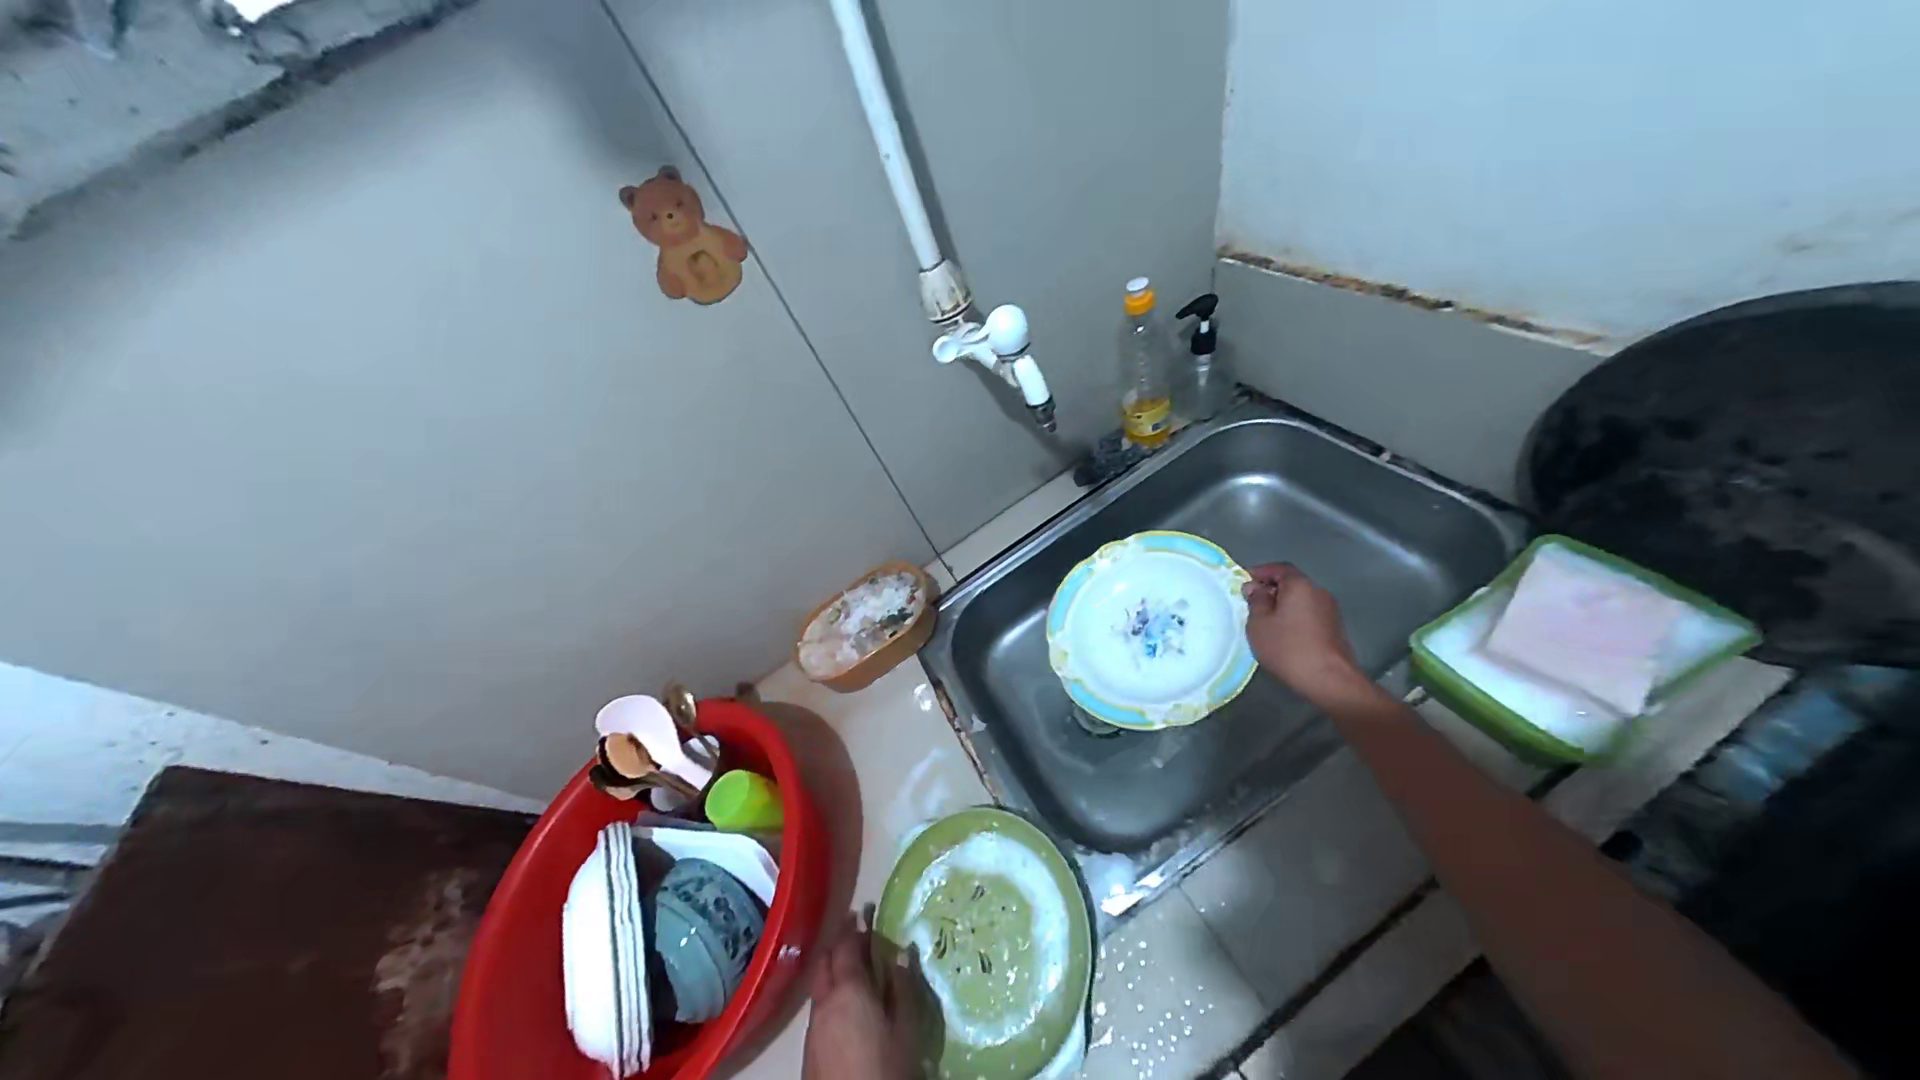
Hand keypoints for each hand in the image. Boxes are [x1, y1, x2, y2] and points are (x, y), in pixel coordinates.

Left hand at [802, 909, 923, 1079]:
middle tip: (857, 928)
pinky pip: (819, 1003)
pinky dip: (830, 988)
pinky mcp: (810, 1046)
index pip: (848, 944)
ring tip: (852, 961)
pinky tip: (845, 999)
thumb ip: (903, 988)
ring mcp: (813, 1024)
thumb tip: (902, 952)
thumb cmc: (885, 1070)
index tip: (865, 910)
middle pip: (828, 959)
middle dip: (840, 940)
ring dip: (834, 965)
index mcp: (850, 988)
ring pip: (820, 981)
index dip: (856, 925)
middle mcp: (825, 999)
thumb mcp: (905, 1029)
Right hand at [1241, 563, 1369, 706]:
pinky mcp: (1335, 628)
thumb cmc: (1288, 647)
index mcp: (1300, 585)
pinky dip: (1295, 617)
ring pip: (1301, 600)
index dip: (1260, 573)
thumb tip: (1256, 588)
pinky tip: (1284, 634)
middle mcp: (1319, 592)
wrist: (1329, 679)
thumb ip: (1256, 601)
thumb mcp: (1259, 623)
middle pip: (1292, 583)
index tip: (1245, 584)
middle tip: (1252, 604)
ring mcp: (1330, 610)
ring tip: (1266, 622)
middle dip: (1271, 590)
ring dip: (1284, 605)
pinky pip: (1309, 614)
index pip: (1279, 568)